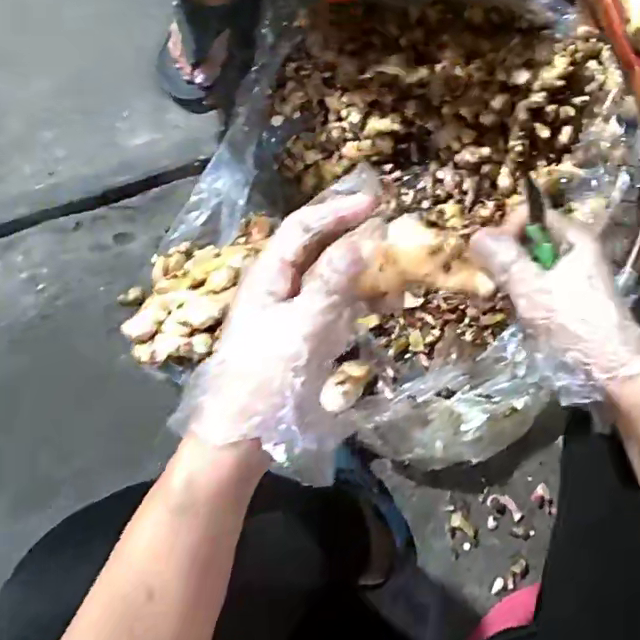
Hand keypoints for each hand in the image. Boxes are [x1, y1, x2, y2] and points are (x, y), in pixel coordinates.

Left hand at [171, 191, 378, 465]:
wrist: (243, 438)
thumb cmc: (265, 377)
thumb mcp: (302, 327)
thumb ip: (332, 281)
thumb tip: (364, 239)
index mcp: (269, 274)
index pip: (303, 227)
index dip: (338, 210)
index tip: (376, 201)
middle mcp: (281, 283)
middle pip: (319, 245)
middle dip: (354, 230)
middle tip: (391, 221)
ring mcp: (295, 308)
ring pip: (333, 272)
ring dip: (364, 263)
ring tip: (396, 260)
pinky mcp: (307, 332)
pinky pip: (340, 301)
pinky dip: (364, 295)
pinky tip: (387, 301)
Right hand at [470, 206, 639, 401]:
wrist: (615, 373)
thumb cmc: (576, 326)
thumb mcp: (534, 291)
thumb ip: (506, 261)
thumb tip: (477, 234)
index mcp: (575, 238)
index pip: (533, 215)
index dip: (508, 229)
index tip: (491, 255)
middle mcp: (577, 252)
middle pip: (531, 241)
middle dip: (507, 258)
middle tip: (492, 283)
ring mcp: (576, 278)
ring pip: (533, 267)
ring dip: (514, 281)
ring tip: (503, 301)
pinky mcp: (573, 302)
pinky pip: (541, 288)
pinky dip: (526, 297)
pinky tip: (520, 316)